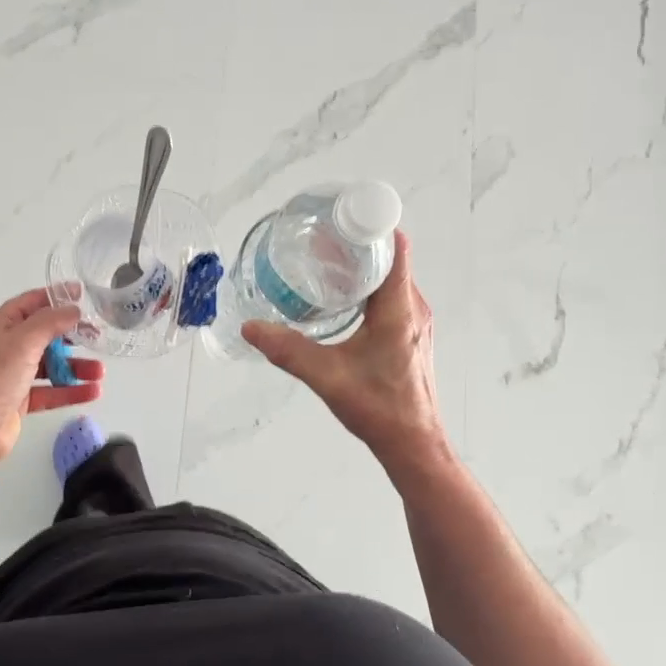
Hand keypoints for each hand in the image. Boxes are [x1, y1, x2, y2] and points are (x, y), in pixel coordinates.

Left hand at [0, 287, 103, 466]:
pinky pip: (49, 391)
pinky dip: (70, 391)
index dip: (56, 297)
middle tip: (97, 336)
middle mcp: (3, 348)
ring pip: (49, 366)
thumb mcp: (22, 342)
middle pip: (43, 335)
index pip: (30, 304)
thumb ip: (50, 322)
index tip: (83, 295)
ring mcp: (10, 375)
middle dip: (70, 336)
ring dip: (74, 367)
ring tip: (100, 371)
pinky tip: (93, 391)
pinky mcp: (18, 401)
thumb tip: (73, 309)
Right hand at [242, 231, 446, 464]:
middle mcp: (413, 308)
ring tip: (322, 268)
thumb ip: (287, 351)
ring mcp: (415, 322)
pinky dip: (367, 289)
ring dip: (361, 268)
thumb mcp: (326, 376)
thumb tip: (250, 329)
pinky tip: (339, 302)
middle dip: (355, 246)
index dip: (367, 226)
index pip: (393, 246)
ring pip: (390, 278)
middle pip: (389, 258)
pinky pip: (391, 297)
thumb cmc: (379, 408)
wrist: (413, 444)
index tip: (334, 221)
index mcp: (399, 307)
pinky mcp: (411, 336)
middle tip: (316, 244)